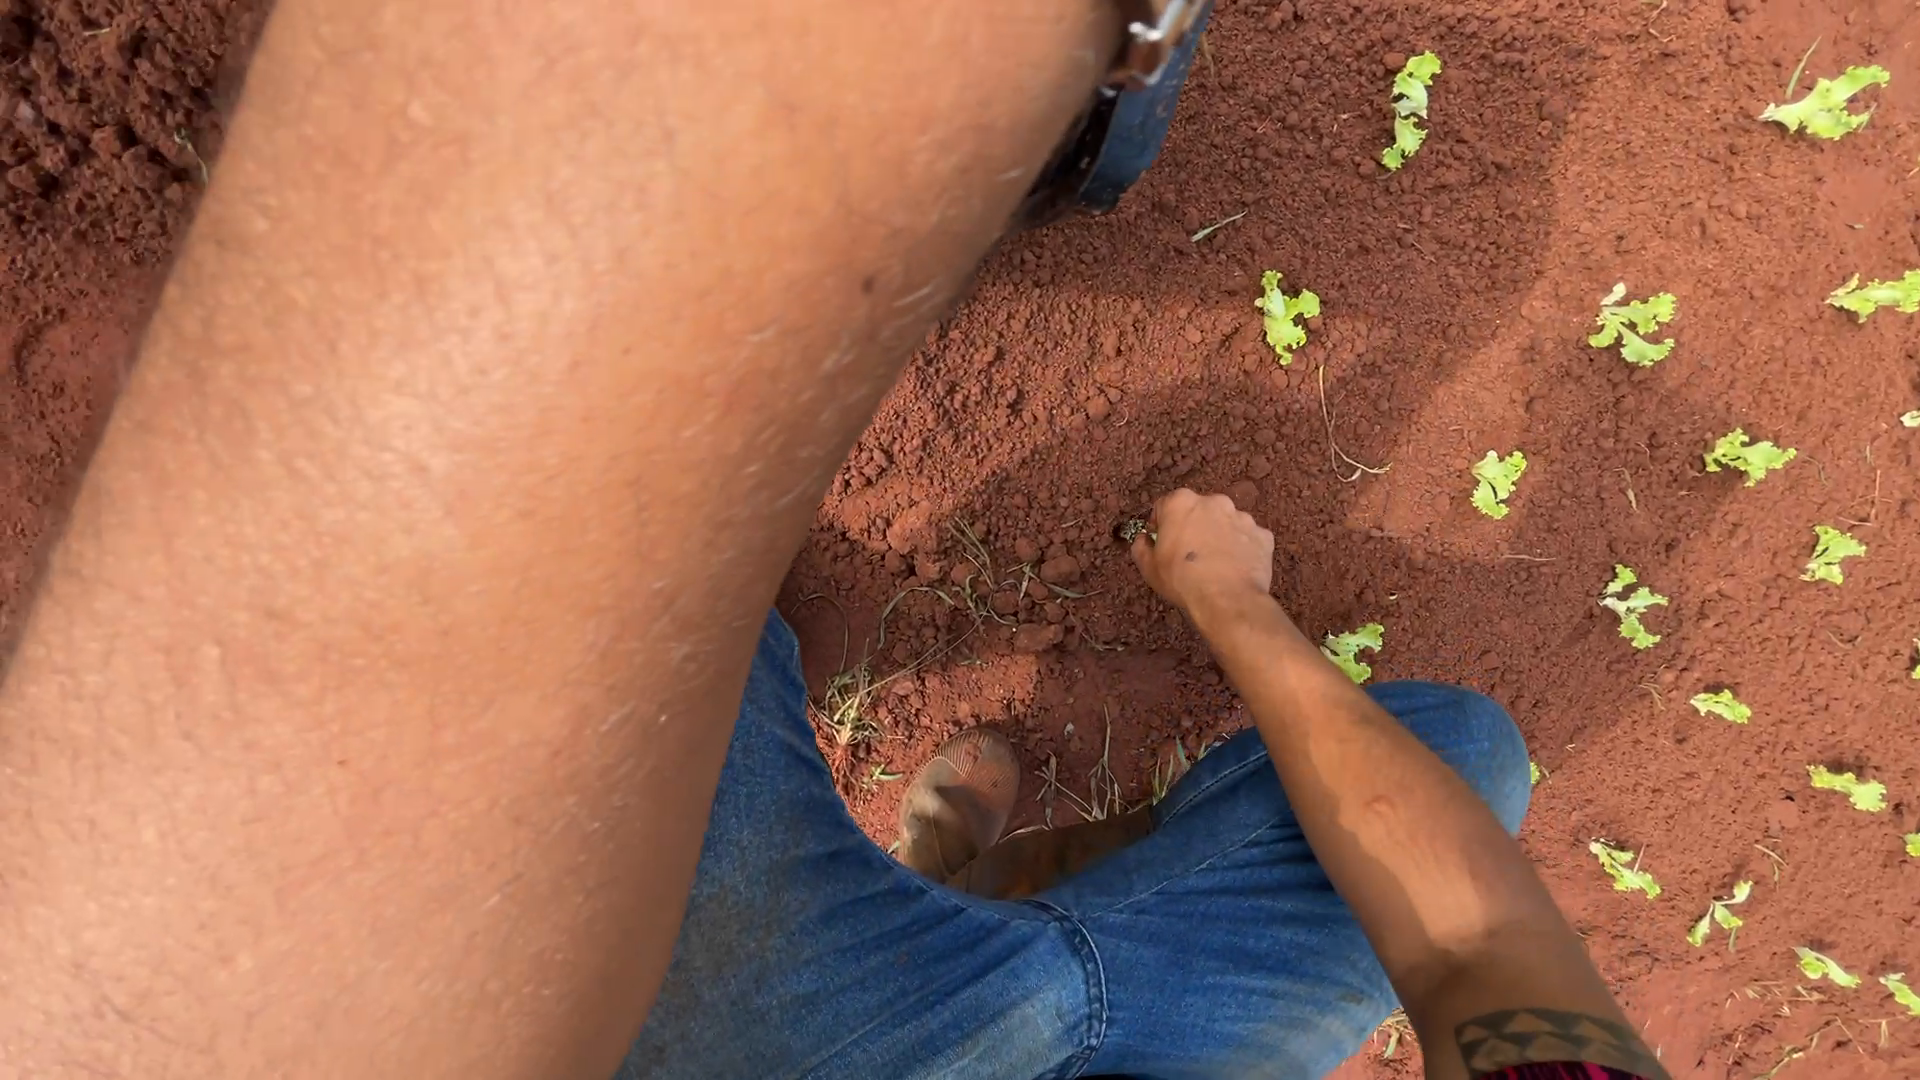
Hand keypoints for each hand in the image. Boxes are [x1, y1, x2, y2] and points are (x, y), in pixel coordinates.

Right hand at [1129, 489, 1275, 628]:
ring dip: (1218, 536)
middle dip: (1192, 527)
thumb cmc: (1182, 580)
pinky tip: (1234, 568)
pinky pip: (1247, 538)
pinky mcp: (1263, 535)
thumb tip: (1144, 538)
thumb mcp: (1148, 567)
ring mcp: (1242, 517)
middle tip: (1188, 555)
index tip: (1162, 544)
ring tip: (1214, 564)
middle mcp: (1214, 501)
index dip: (1161, 526)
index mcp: (1181, 502)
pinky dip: (1241, 549)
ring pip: (1224, 523)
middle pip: (1198, 511)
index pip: (1164, 506)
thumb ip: (1140, 546)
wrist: (1227, 600)